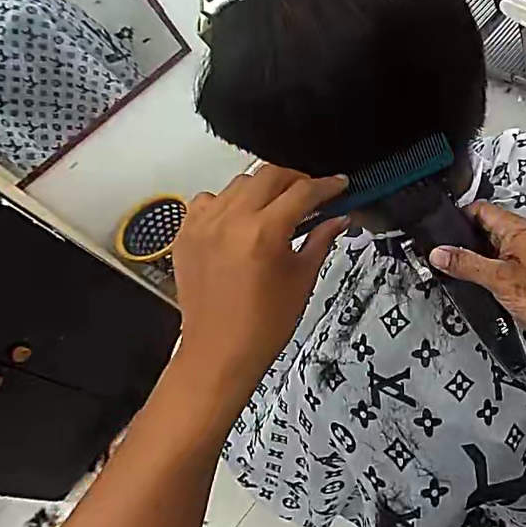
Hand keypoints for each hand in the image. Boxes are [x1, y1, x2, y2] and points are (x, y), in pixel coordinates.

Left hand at [170, 165, 347, 385]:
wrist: (220, 351)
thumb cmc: (262, 324)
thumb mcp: (303, 277)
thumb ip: (321, 239)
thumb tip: (338, 219)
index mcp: (264, 232)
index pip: (303, 191)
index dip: (327, 186)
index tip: (338, 186)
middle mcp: (230, 222)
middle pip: (270, 174)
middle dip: (297, 179)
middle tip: (314, 192)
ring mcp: (203, 226)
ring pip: (240, 182)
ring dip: (265, 187)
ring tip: (280, 204)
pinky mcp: (186, 234)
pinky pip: (209, 199)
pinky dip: (230, 201)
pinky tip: (243, 217)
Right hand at [428, 203, 525, 350]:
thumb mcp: (498, 280)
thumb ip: (466, 264)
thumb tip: (441, 254)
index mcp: (518, 229)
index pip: (480, 208)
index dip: (458, 218)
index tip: (443, 234)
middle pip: (485, 226)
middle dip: (466, 241)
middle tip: (451, 258)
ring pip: (494, 244)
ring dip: (479, 256)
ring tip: (469, 273)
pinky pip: (504, 258)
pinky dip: (492, 267)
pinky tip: (489, 284)